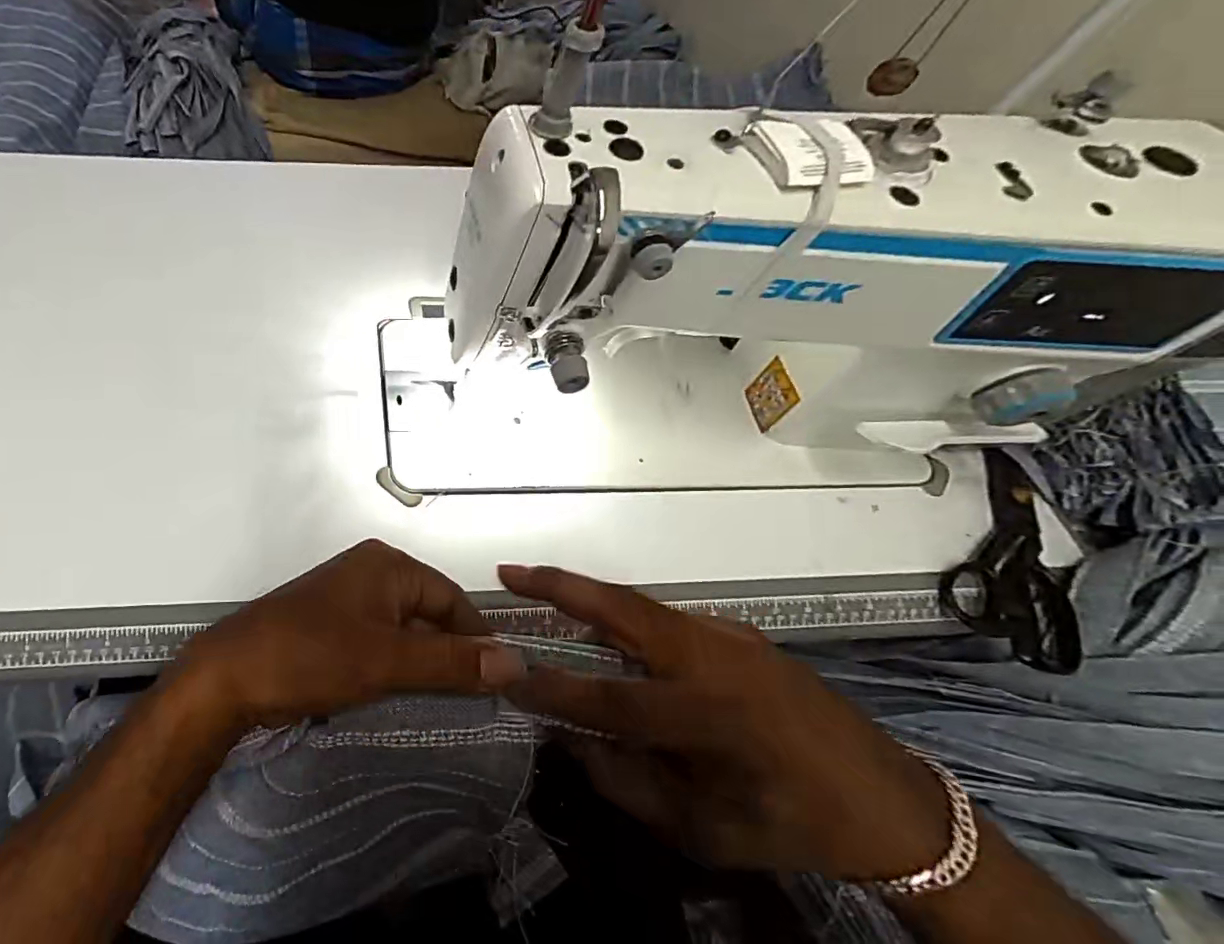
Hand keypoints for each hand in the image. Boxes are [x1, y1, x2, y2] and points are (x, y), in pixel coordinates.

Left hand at [175, 540, 526, 728]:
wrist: (232, 675)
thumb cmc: (310, 656)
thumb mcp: (389, 660)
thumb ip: (453, 663)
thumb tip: (515, 663)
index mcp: (387, 566)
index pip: (453, 599)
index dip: (477, 640)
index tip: (499, 682)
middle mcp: (370, 573)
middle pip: (430, 613)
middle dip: (449, 654)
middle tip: (472, 699)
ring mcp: (348, 599)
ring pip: (404, 632)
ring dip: (421, 663)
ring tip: (437, 701)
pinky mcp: (331, 626)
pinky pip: (378, 642)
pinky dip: (393, 666)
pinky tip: (397, 694)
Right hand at [501, 565, 951, 882]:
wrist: (896, 808)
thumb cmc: (793, 826)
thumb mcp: (703, 831)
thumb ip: (625, 782)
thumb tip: (567, 739)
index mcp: (710, 718)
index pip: (606, 698)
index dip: (549, 690)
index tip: (505, 679)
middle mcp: (717, 662)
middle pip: (621, 609)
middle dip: (558, 586)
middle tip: (507, 572)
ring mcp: (732, 639)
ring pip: (641, 606)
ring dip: (587, 597)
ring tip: (540, 592)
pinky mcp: (742, 634)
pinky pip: (668, 620)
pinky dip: (625, 619)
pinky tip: (611, 638)